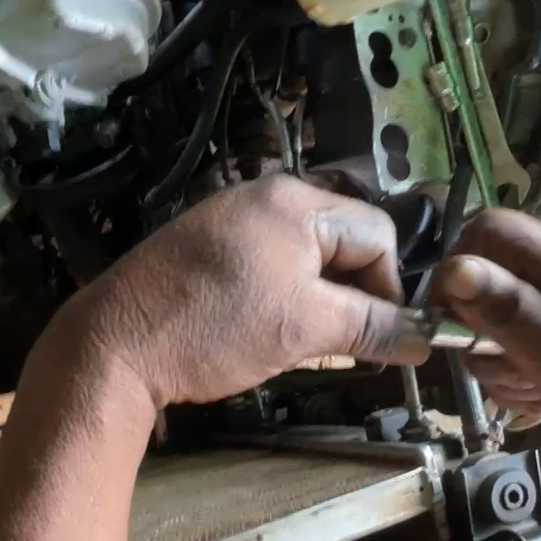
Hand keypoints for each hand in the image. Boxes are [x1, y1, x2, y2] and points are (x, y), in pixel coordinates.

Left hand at [51, 177, 431, 405]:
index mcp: (295, 201)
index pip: (376, 233)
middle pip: (342, 237)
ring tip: (304, 336)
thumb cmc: (215, 329)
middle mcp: (265, 195)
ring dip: (320, 295)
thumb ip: (372, 327)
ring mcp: (231, 215)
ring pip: (306, 252)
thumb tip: (427, 339)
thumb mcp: (305, 328)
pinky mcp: (206, 243)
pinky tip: (266, 323)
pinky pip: (269, 259)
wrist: (113, 346)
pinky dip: (284, 291)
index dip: (389, 287)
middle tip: (342, 340)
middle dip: (353, 291)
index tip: (378, 336)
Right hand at [428, 209, 540, 460]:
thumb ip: (512, 313)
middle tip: (507, 367)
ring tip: (535, 389)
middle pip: (483, 279)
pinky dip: (513, 375)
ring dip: (496, 361)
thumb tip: (453, 269)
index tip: (449, 320)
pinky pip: (509, 346)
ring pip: (490, 320)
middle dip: (478, 330)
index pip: (490, 229)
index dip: (458, 266)